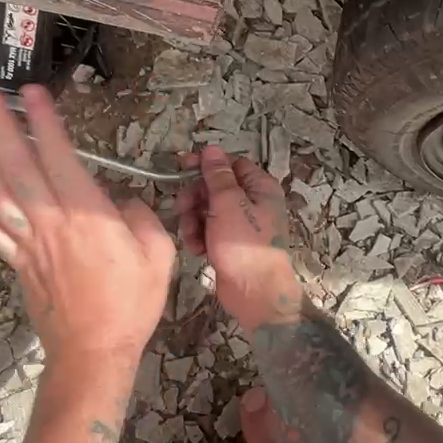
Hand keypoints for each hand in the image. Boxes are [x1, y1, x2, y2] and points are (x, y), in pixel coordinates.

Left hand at [0, 81, 175, 371]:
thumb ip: (140, 217)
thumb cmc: (131, 302)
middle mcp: (49, 222)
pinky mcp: (15, 261)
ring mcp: (26, 242)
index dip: (43, 122)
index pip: (58, 157)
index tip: (30, 92)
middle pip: (14, 165)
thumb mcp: (158, 253)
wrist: (94, 351)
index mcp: (87, 216)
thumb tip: (121, 203)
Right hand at [174, 146, 300, 325]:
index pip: (231, 164)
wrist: (255, 293)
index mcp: (261, 187)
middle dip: (196, 198)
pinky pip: (209, 231)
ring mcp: (241, 225)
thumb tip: (211, 149)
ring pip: (208, 210)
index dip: (206, 165)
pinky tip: (196, 250)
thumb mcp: (229, 204)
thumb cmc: (244, 244)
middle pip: (216, 188)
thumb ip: (218, 176)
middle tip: (182, 208)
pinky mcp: (230, 244)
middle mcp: (254, 202)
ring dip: (194, 221)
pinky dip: (200, 237)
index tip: (182, 167)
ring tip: (192, 237)